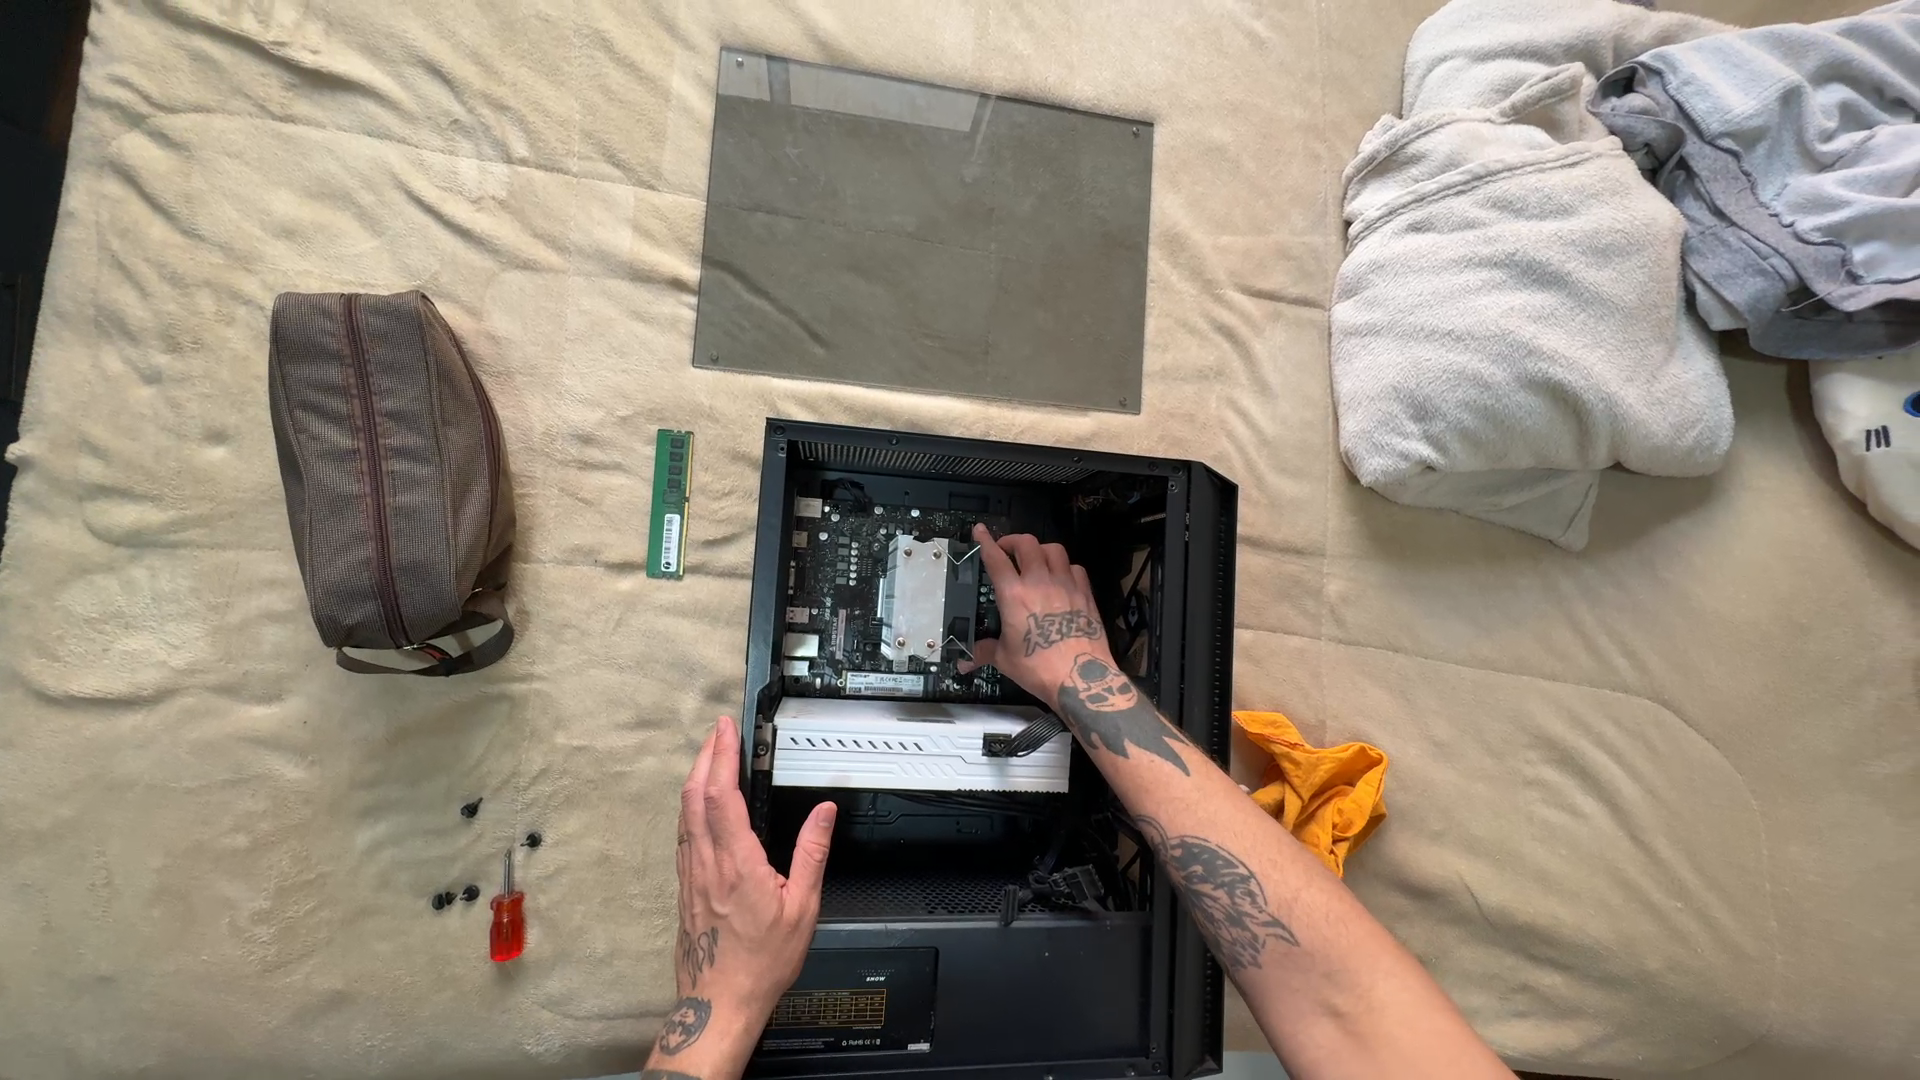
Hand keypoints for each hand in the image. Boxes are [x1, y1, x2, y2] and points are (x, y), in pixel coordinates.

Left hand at [650, 717, 835, 1075]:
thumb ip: (812, 853)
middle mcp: (707, 864)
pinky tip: (698, 803)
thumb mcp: (803, 907)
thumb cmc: (761, 961)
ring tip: (709, 755)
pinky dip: (690, 805)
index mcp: (737, 864)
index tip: (726, 731)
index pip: (722, 796)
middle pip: (695, 796)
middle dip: (704, 756)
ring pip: (684, 813)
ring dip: (695, 777)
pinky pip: (683, 833)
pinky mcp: (685, 886)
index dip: (721, 757)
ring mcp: (691, 874)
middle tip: (717, 732)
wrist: (719, 1003)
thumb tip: (824, 812)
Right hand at [960, 524, 1115, 699]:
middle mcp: (1040, 581)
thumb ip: (984, 652)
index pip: (996, 558)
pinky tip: (1061, 577)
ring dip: (1040, 549)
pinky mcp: (1085, 593)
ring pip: (1054, 549)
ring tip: (1035, 559)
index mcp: (1014, 594)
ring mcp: (1065, 584)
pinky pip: (1075, 568)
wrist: (1081, 676)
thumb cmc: (1039, 667)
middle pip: (1027, 544)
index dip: (986, 541)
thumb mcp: (1005, 659)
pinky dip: (1065, 567)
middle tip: (1007, 550)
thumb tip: (965, 663)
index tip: (980, 530)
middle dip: (1013, 541)